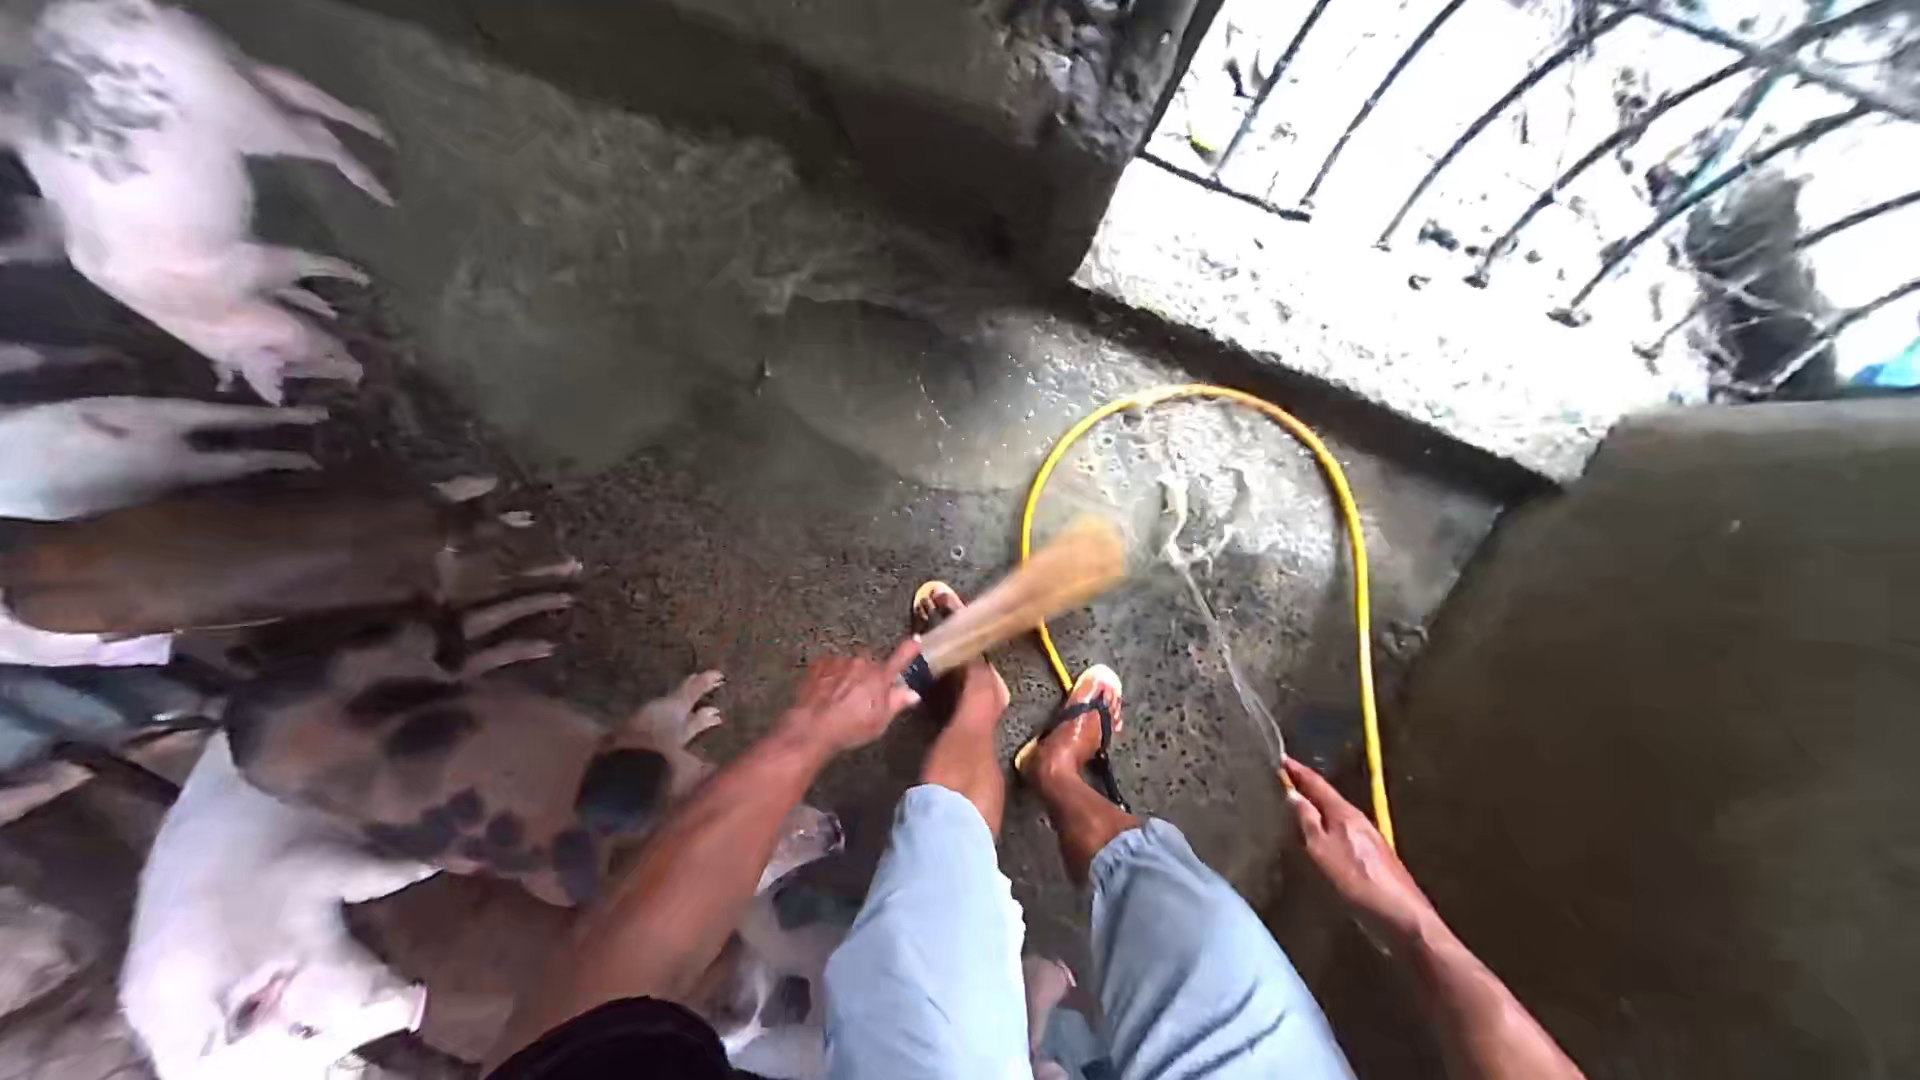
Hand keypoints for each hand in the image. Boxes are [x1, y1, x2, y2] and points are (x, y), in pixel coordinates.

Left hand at [774, 639, 922, 755]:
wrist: (812, 727)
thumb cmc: (848, 727)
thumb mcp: (880, 722)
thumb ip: (897, 703)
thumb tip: (911, 694)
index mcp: (880, 677)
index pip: (900, 659)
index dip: (910, 648)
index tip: (915, 640)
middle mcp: (862, 664)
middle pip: (871, 666)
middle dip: (869, 678)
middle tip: (862, 699)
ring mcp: (841, 662)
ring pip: (850, 666)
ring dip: (849, 677)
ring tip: (840, 701)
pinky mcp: (821, 664)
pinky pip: (832, 667)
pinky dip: (832, 677)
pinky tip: (827, 695)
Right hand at [1283, 757, 1437, 945]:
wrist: (1403, 919)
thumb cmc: (1356, 881)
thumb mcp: (1321, 849)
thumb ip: (1306, 820)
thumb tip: (1292, 792)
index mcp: (1343, 812)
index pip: (1316, 783)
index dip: (1297, 770)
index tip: (1280, 757)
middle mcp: (1359, 819)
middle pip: (1328, 796)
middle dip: (1306, 787)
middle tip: (1284, 780)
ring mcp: (1370, 838)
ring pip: (1337, 813)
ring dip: (1317, 806)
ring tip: (1298, 806)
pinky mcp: (1376, 857)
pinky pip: (1344, 830)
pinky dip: (1328, 824)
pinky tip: (1323, 835)